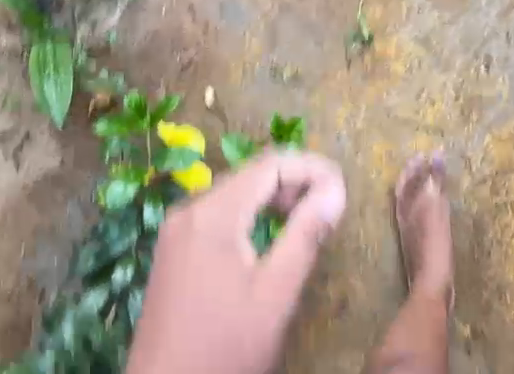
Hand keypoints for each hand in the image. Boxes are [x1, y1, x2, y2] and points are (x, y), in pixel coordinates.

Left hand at [126, 150, 347, 373]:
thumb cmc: (224, 349)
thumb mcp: (276, 293)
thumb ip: (307, 233)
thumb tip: (335, 188)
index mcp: (213, 213)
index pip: (270, 163)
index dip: (311, 167)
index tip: (342, 188)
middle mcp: (190, 210)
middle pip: (251, 175)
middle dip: (294, 182)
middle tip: (330, 208)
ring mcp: (176, 231)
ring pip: (236, 193)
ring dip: (274, 199)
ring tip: (306, 222)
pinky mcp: (172, 252)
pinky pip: (218, 215)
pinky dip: (250, 216)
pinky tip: (269, 239)